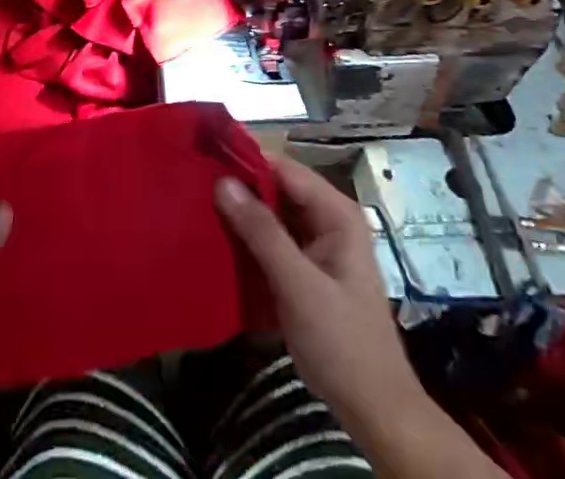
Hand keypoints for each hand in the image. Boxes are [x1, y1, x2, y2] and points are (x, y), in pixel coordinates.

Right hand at [216, 160, 506, 478]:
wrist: (373, 406)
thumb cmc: (341, 342)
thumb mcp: (298, 285)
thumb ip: (262, 232)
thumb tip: (223, 182)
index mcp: (337, 214)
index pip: (285, 170)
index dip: (246, 161)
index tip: (203, 158)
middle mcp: (329, 221)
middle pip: (278, 190)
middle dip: (239, 187)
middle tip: (192, 184)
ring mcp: (318, 245)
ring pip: (273, 215)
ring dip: (241, 213)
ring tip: (195, 206)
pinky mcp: (306, 269)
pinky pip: (273, 240)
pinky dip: (248, 239)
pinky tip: (217, 240)